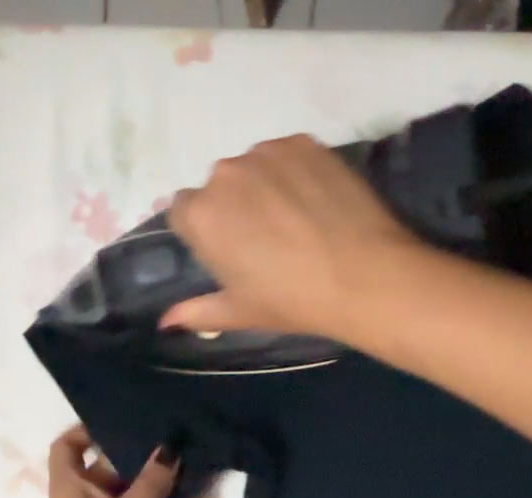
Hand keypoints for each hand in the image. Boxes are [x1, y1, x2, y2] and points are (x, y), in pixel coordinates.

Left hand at [48, 426, 178, 497]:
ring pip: (116, 491)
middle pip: (95, 467)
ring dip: (140, 478)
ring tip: (173, 459)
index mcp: (67, 491)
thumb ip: (152, 478)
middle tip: (160, 436)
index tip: (118, 420)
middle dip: (125, 452)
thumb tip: (169, 447)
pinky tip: (172, 492)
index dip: (84, 430)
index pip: (64, 447)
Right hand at [162, 135, 423, 340]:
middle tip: (271, 240)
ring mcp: (266, 153)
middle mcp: (225, 174)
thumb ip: (198, 311)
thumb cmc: (295, 301)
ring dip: (268, 187)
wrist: (365, 277)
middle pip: (221, 186)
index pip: (184, 211)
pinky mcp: (304, 143)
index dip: (207, 231)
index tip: (232, 251)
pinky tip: (320, 204)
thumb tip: (166, 321)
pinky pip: (289, 155)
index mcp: (201, 215)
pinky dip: (298, 174)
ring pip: (256, 167)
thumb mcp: (243, 312)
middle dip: (238, 206)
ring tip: (300, 221)